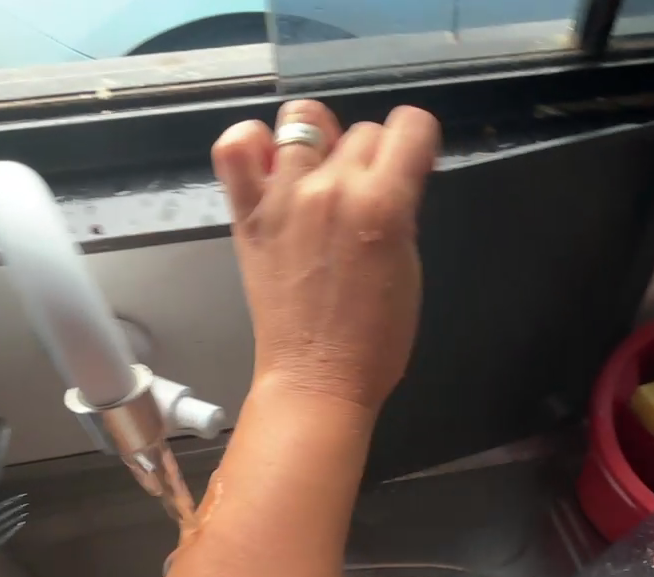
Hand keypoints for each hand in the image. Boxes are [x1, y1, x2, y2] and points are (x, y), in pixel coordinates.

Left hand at [212, 100, 440, 411]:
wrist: (318, 381)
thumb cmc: (374, 343)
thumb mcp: (409, 271)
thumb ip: (402, 216)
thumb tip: (393, 184)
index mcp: (384, 204)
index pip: (411, 126)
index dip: (418, 144)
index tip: (413, 167)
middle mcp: (333, 188)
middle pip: (362, 131)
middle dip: (373, 158)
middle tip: (367, 200)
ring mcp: (284, 197)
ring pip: (303, 119)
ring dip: (320, 143)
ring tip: (320, 179)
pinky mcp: (248, 215)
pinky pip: (235, 146)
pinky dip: (252, 145)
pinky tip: (271, 170)